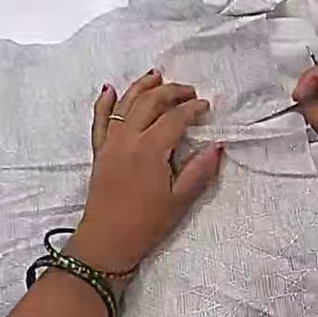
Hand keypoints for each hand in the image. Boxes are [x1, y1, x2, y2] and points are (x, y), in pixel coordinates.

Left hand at [67, 70, 224, 274]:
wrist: (107, 241)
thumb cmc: (146, 223)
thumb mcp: (180, 199)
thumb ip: (200, 170)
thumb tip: (218, 146)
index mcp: (150, 150)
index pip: (174, 118)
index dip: (192, 109)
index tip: (206, 107)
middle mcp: (128, 139)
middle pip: (150, 103)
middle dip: (171, 92)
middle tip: (189, 91)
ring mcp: (110, 143)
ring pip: (125, 104)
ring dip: (141, 87)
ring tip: (156, 75)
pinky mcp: (99, 151)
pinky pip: (100, 120)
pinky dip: (105, 103)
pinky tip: (110, 89)